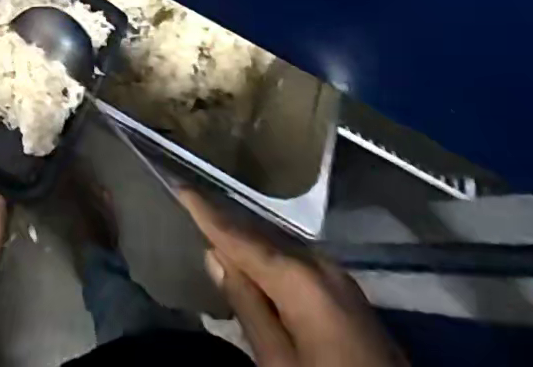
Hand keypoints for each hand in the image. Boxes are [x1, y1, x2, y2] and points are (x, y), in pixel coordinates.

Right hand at [178, 187, 405, 366]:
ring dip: (249, 243)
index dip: (205, 211)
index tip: (178, 183)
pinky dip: (272, 262)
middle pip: (260, 237)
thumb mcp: (279, 365)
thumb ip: (247, 306)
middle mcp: (320, 266)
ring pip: (281, 251)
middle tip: (192, 204)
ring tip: (216, 231)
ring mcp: (342, 281)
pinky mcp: (353, 301)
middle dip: (226, 223)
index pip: (238, 235)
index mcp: (298, 277)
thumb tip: (215, 256)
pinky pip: (300, 267)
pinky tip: (257, 265)